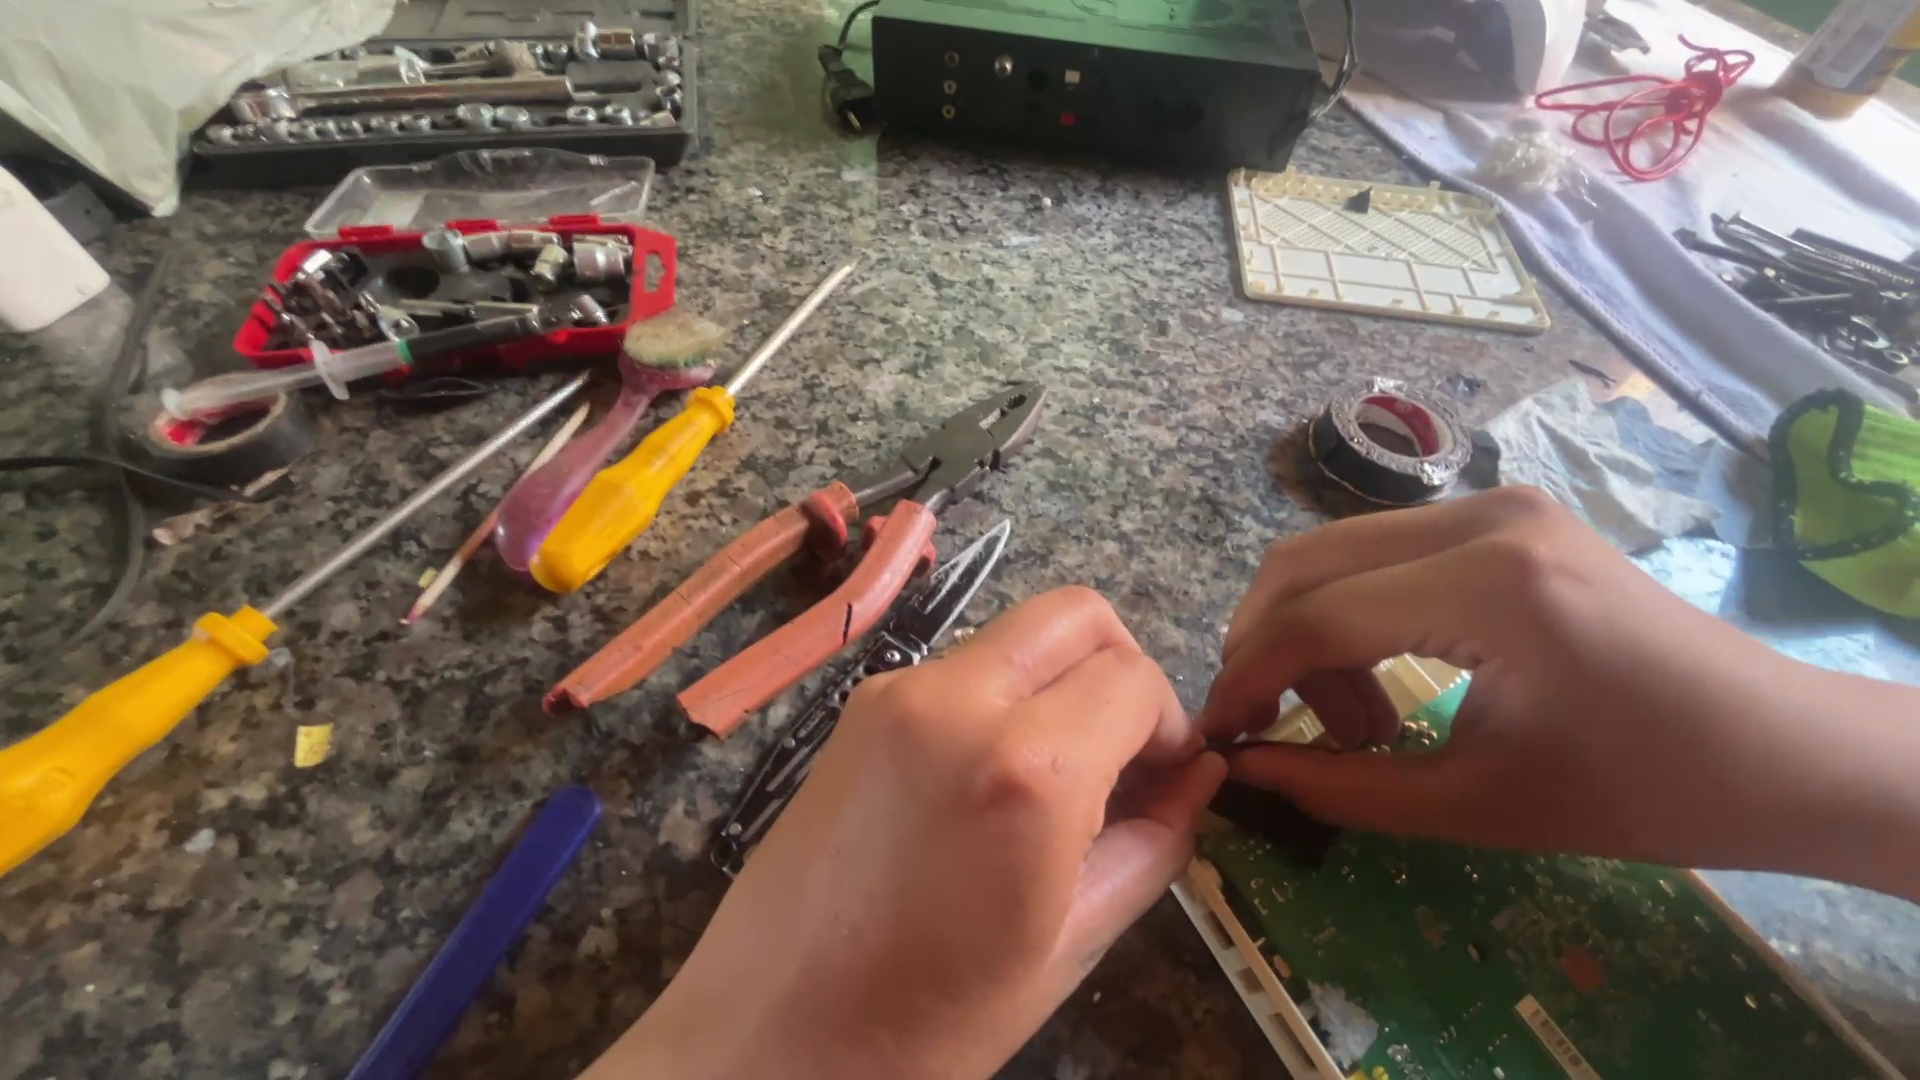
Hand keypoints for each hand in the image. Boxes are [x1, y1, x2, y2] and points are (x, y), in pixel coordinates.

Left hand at [590, 587, 1225, 1079]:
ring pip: (1016, 632)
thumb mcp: (1073, 940)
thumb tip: (1200, 772)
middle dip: (1120, 665)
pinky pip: (961, 665)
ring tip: (1053, 766)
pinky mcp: (859, 701)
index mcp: (1027, 767)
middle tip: (1120, 748)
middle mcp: (960, 698)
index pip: (1134, 679)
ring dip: (1057, 678)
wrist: (770, 1032)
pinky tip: (987, 771)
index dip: (1170, 721)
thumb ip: (1154, 839)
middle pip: (1077, 614)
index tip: (1165, 774)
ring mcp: (898, 689)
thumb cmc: (936, 1014)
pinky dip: (1001, 693)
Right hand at [1201, 487, 1919, 898]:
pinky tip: (1379, 674)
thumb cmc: (1649, 791)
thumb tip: (1241, 766)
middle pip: (1304, 563)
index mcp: (1494, 586)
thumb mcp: (1479, 807)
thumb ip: (1341, 787)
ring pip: (1328, 552)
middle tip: (1265, 718)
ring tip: (1349, 717)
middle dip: (1260, 645)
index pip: (1319, 618)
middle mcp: (1483, 517)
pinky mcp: (1495, 515)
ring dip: (1305, 633)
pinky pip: (1373, 554)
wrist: (1788, 748)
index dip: (1249, 678)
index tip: (1220, 733)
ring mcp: (1491, 504)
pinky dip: (1346, 614)